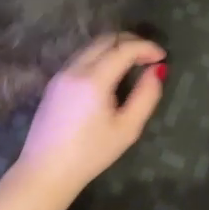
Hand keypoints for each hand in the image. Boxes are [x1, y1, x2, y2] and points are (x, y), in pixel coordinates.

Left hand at [8, 34, 167, 196]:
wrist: (46, 170)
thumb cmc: (90, 154)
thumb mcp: (127, 129)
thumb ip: (146, 96)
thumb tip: (157, 70)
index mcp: (93, 79)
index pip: (123, 48)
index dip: (146, 47)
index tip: (162, 57)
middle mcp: (74, 69)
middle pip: (105, 39)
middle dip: (130, 41)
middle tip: (149, 56)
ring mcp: (61, 74)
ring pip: (91, 46)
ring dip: (114, 47)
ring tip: (133, 63)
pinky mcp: (54, 83)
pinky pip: (80, 57)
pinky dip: (99, 56)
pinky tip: (110, 73)